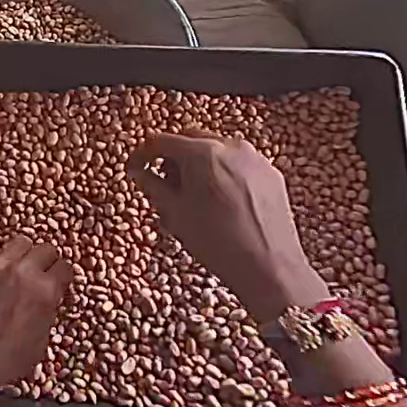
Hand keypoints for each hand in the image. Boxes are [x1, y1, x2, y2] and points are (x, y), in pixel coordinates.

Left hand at [0, 236, 70, 406]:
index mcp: (44, 291)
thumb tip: (48, 301)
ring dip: (24, 255)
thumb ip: (47, 313)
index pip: (64, 268)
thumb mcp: (38, 344)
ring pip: (20, 243)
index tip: (58, 283)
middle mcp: (22, 271)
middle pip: (45, 249)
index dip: (62, 277)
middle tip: (41, 275)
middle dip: (46, 262)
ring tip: (19, 271)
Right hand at [128, 131, 327, 323]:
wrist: (268, 266)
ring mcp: (254, 159)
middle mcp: (230, 147)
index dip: (142, 155)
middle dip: (172, 157)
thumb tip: (140, 173)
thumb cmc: (220, 243)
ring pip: (215, 150)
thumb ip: (153, 186)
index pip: (161, 141)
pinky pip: (238, 164)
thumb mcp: (175, 214)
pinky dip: (222, 173)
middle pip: (190, 140)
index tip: (136, 167)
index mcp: (202, 154)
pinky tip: (217, 200)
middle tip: (162, 182)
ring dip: (198, 165)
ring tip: (191, 195)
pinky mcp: (270, 173)